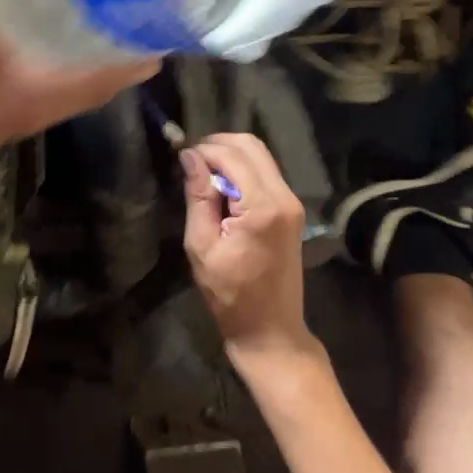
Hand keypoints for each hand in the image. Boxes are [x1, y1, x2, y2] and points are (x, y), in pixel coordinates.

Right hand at [182, 134, 318, 363]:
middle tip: (191, 160)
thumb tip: (189, 156)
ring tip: (203, 173)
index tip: (179, 157)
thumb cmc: (229, 293)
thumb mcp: (201, 244)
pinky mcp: (292, 210)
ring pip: (261, 155)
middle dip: (218, 144)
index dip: (203, 149)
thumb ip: (198, 196)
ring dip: (230, 155)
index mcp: (262, 206)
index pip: (231, 155)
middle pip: (251, 145)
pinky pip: (266, 173)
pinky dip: (242, 169)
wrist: (270, 328)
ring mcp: (292, 203)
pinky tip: (222, 187)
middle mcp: (284, 197)